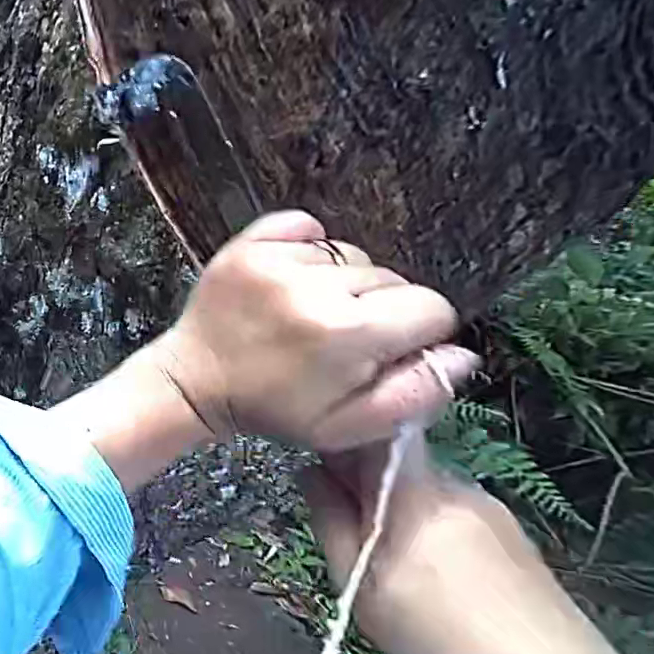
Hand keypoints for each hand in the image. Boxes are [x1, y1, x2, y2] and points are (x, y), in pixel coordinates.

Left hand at [151, 211, 477, 449]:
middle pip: (390, 279)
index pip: (429, 308)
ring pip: (349, 255)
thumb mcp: (345, 427)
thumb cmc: (271, 409)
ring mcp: (275, 259)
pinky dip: (307, 247)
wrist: (193, 381)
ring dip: (341, 282)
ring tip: (306, 314)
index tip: (381, 351)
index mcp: (345, 333)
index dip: (416, 334)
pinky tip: (293, 280)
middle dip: (376, 310)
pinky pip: (304, 226)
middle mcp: (313, 286)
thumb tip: (460, 353)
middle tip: (335, 339)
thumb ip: (415, 394)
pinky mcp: (246, 244)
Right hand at [299, 438, 653, 653]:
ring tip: (397, 574)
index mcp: (415, 493)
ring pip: (422, 494)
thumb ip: (329, 520)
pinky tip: (440, 586)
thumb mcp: (359, 587)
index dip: (339, 446)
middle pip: (394, 466)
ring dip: (397, 515)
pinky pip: (452, 516)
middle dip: (364, 489)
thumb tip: (310, 472)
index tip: (321, 481)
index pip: (369, 434)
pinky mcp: (515, 537)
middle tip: (352, 542)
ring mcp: (492, 510)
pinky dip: (431, 535)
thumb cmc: (441, 644)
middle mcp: (457, 487)